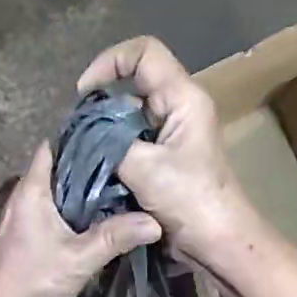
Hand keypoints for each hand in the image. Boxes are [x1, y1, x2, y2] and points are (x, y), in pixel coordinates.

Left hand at [0, 143, 162, 296]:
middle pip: (54, 170)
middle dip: (84, 167)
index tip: (109, 141)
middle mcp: (21, 199)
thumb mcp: (82, 257)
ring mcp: (19, 221)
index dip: (77, 140)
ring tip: (111, 193)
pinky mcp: (22, 239)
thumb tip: (155, 222)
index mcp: (32, 192)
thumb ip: (117, 237)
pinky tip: (89, 224)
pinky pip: (48, 214)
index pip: (51, 149)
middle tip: (120, 168)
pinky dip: (67, 212)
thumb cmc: (37, 279)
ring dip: (76, 193)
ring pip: (51, 194)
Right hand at [77, 37, 259, 261]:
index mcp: (182, 98)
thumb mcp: (144, 168)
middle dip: (101, 106)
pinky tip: (96, 169)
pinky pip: (131, 145)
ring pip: (128, 119)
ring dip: (104, 134)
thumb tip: (81, 135)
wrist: (217, 243)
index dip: (109, 61)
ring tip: (82, 154)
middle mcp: (178, 110)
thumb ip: (109, 143)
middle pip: (132, 87)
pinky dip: (113, 153)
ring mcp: (171, 136)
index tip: (85, 94)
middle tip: (78, 133)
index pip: (143, 53)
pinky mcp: (165, 161)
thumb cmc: (190, 201)